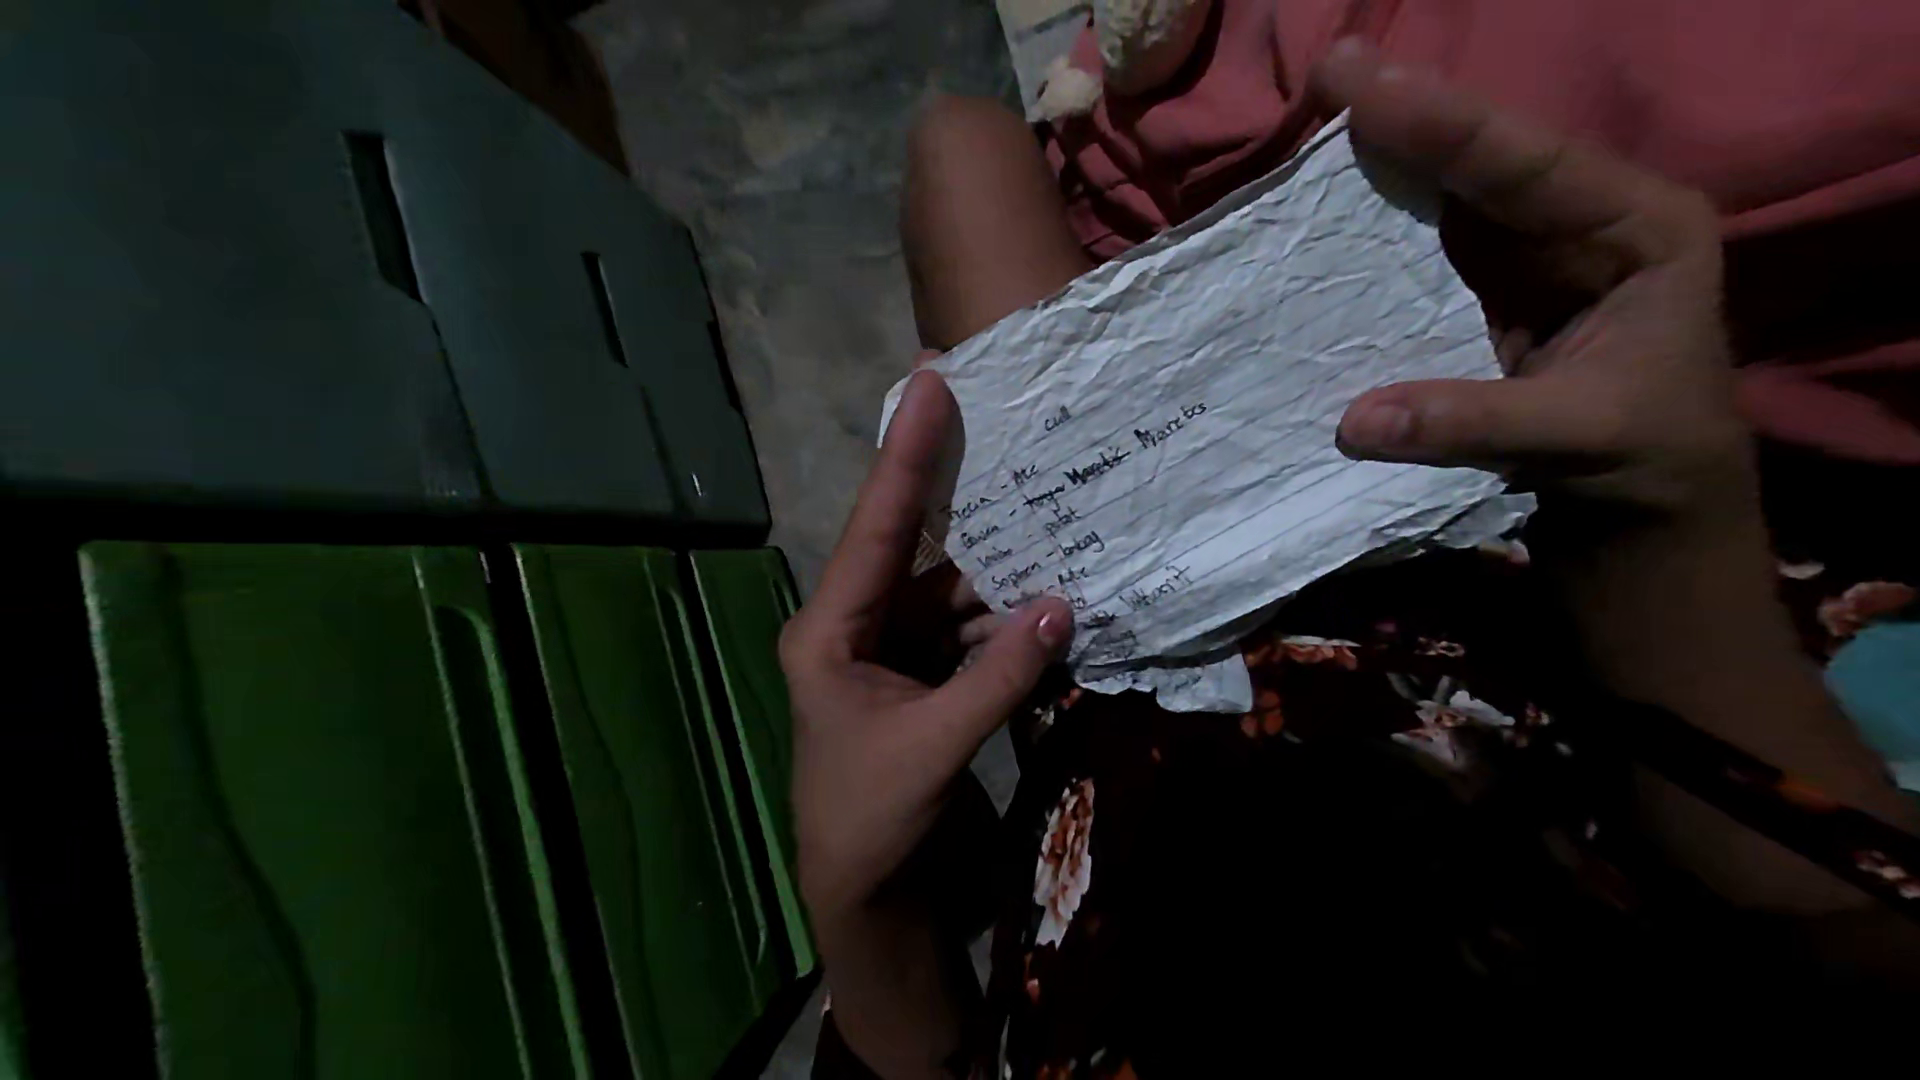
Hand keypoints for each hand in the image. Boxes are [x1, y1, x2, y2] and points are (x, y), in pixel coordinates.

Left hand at [779, 370, 1072, 926]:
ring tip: (1052, 522)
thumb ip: (998, 675)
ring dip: (1003, 572)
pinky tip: (1049, 603)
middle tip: (1002, 427)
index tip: (929, 382)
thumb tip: (1062, 604)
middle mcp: (858, 623)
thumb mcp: (933, 746)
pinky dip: (1009, 620)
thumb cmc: (871, 822)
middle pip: (917, 546)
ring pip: (955, 590)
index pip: (874, 526)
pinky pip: (972, 630)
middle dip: (961, 495)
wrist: (870, 895)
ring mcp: (894, 647)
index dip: (905, 454)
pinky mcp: (925, 673)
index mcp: (830, 630)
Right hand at [1317, 39, 1753, 527]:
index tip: (1363, 92)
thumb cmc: (1638, 452)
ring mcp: (1503, 264)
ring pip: (1434, 200)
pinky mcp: (1456, 303)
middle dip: (1402, 115)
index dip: (1446, 126)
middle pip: (1475, 159)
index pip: (1529, 164)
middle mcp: (1562, 229)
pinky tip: (1315, 219)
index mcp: (1628, 231)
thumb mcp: (1579, 434)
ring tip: (1312, 125)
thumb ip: (1474, 421)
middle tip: (1329, 73)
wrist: (1628, 495)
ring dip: (1370, 167)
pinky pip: (1403, 260)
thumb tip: (1353, 420)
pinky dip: (1357, 240)